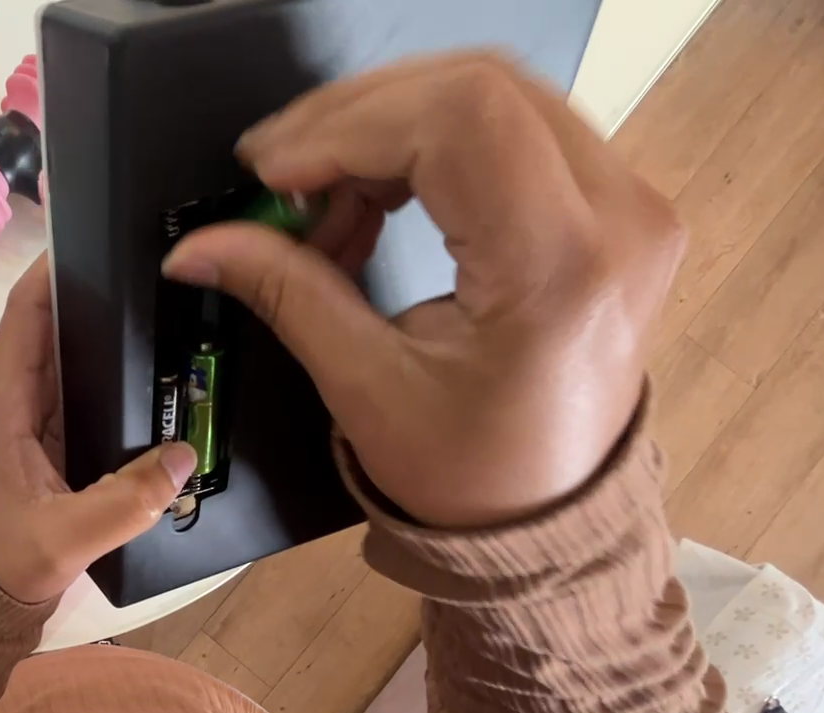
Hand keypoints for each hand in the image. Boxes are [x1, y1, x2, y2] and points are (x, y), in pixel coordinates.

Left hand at [0, 256, 197, 602]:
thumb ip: (125, 502)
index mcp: (10, 407)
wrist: (2, 588)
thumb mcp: (68, 536)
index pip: (25, 319)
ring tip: (167, 297)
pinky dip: (121, 370)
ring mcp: (46, 415)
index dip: (50, 272)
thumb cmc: (17, 558)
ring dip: (110, 327)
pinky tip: (164, 363)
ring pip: (77, 353)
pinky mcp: (66, 434)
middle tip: (153, 260)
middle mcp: (25, 399)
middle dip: (93, 289)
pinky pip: (94, 388)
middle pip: (55, 324)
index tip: (93, 236)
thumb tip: (184, 456)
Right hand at [162, 53, 683, 527]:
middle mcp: (616, 212)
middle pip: (476, 88)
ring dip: (382, 135)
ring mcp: (624, 201)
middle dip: (353, 120)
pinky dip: (418, 154)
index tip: (267, 172)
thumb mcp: (360, 385)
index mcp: (557, 265)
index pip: (457, 122)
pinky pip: (505, 134)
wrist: (541, 513)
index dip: (344, 129)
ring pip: (491, 97)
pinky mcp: (606, 206)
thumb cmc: (461, 471)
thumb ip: (286, 293)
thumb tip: (198, 247)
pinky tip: (368, 209)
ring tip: (320, 210)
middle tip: (276, 174)